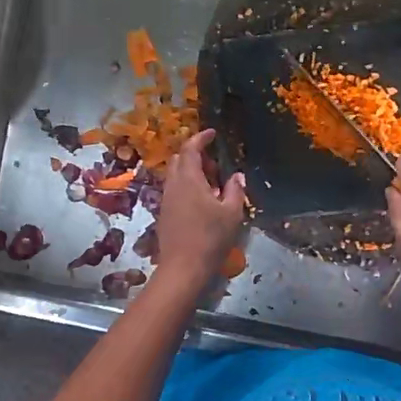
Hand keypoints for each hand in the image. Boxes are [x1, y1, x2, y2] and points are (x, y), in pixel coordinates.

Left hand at [155, 129, 246, 277]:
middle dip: (196, 155)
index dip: (200, 138)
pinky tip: (202, 201)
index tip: (212, 133)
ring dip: (191, 172)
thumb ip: (235, 190)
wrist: (183, 267)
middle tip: (216, 165)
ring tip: (212, 185)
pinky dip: (186, 185)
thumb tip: (236, 176)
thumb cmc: (211, 238)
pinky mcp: (164, 212)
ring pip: (175, 175)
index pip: (190, 149)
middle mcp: (173, 185)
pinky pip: (174, 189)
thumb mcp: (232, 214)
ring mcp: (165, 198)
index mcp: (188, 179)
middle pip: (179, 159)